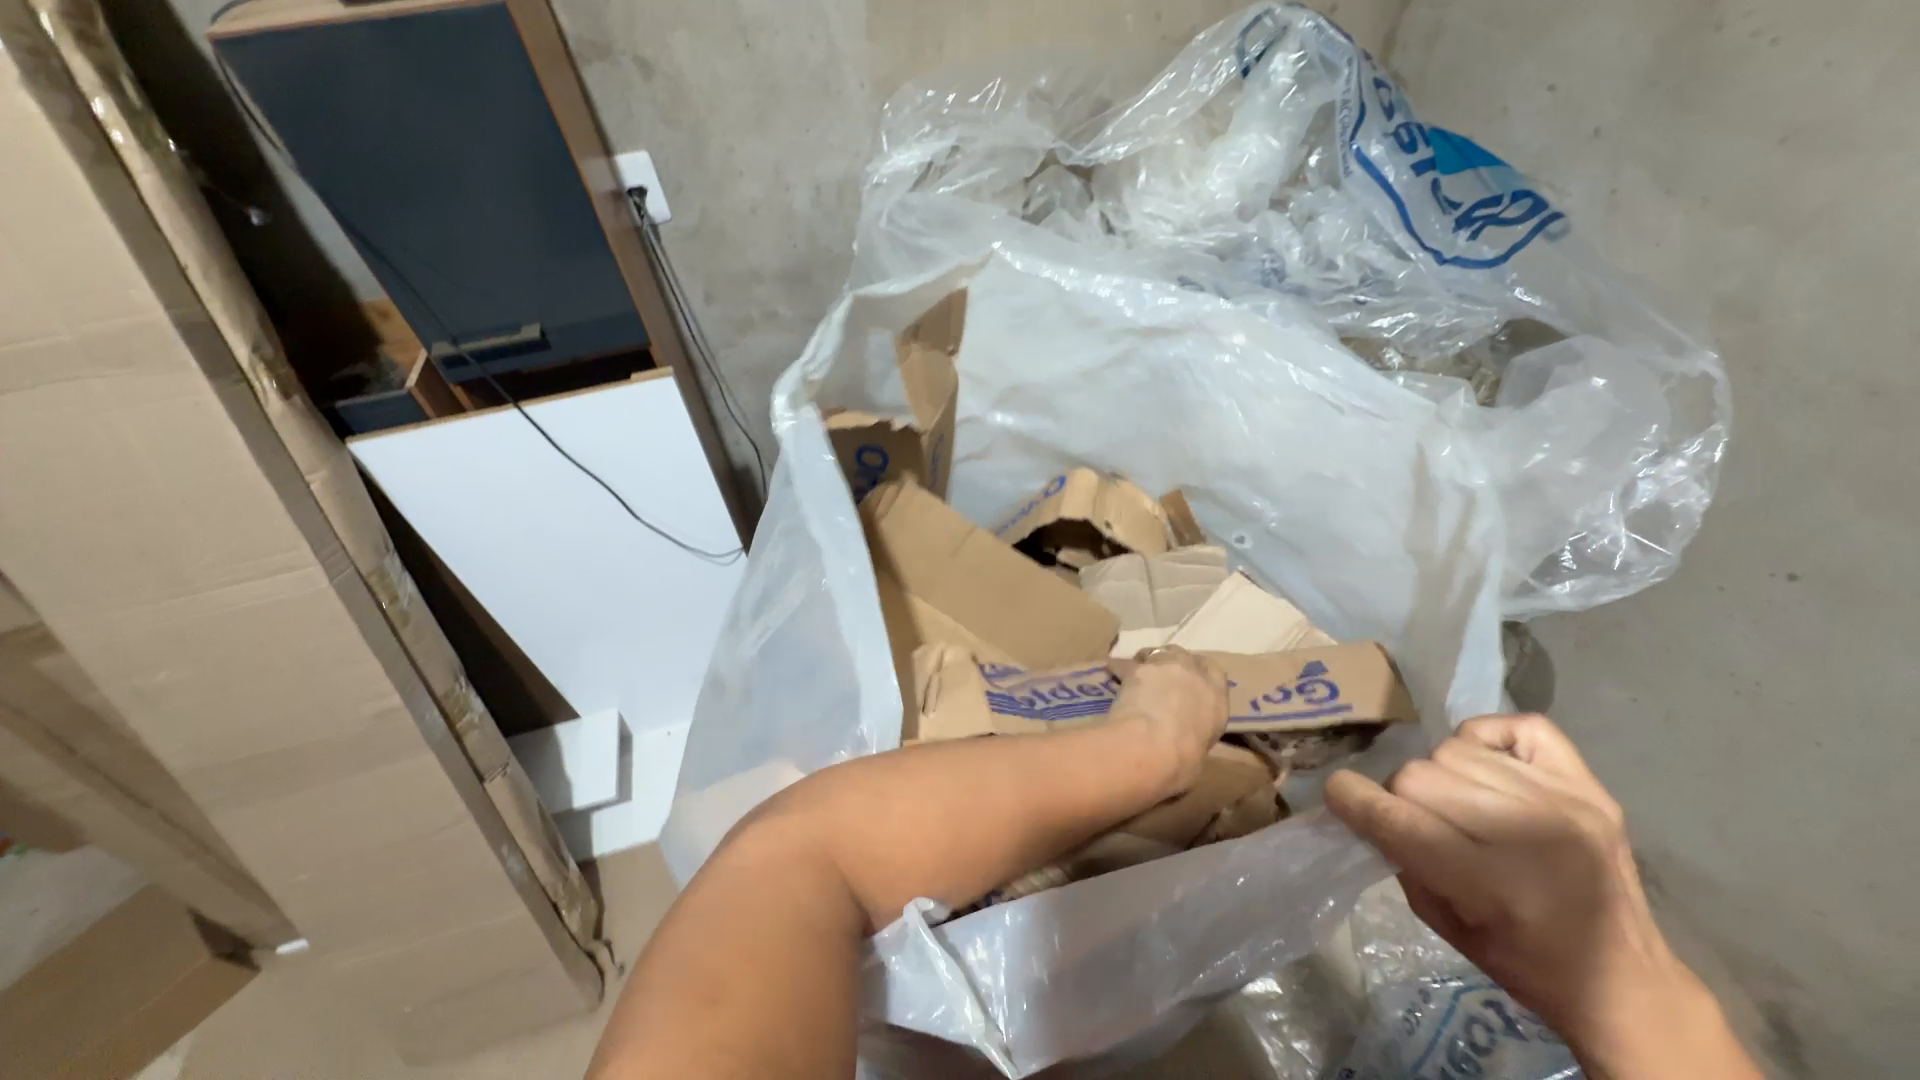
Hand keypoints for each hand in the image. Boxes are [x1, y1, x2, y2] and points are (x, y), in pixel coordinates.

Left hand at [1108, 646, 1227, 791]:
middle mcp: (1194, 673)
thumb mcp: (1201, 752)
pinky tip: (1110, 672)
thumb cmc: (1183, 760)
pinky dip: (1118, 668)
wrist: (1153, 747)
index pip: (1214, 671)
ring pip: (1156, 652)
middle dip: (1173, 663)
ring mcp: (1165, 665)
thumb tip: (1184, 742)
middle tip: (1160, 678)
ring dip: (1149, 661)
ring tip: (1137, 674)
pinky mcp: (1137, 668)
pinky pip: (1125, 663)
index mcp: (1217, 697)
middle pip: (1183, 656)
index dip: (1199, 673)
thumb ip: (1196, 734)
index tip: (1189, 681)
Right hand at [1325, 715, 1753, 1075]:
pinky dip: (1488, 741)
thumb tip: (1366, 806)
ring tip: (1461, 805)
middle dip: (1403, 798)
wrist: (1620, 976)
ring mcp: (1566, 802)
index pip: (1397, 817)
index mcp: (1492, 883)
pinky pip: (1517, 726)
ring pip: (1455, 749)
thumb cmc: (1521, 960)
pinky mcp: (1588, 784)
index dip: (1353, 801)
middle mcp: (1531, 832)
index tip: (1337, 795)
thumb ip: (1400, 855)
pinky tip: (1491, 773)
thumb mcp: (1441, 922)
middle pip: (1419, 775)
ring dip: (1443, 776)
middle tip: (1419, 823)